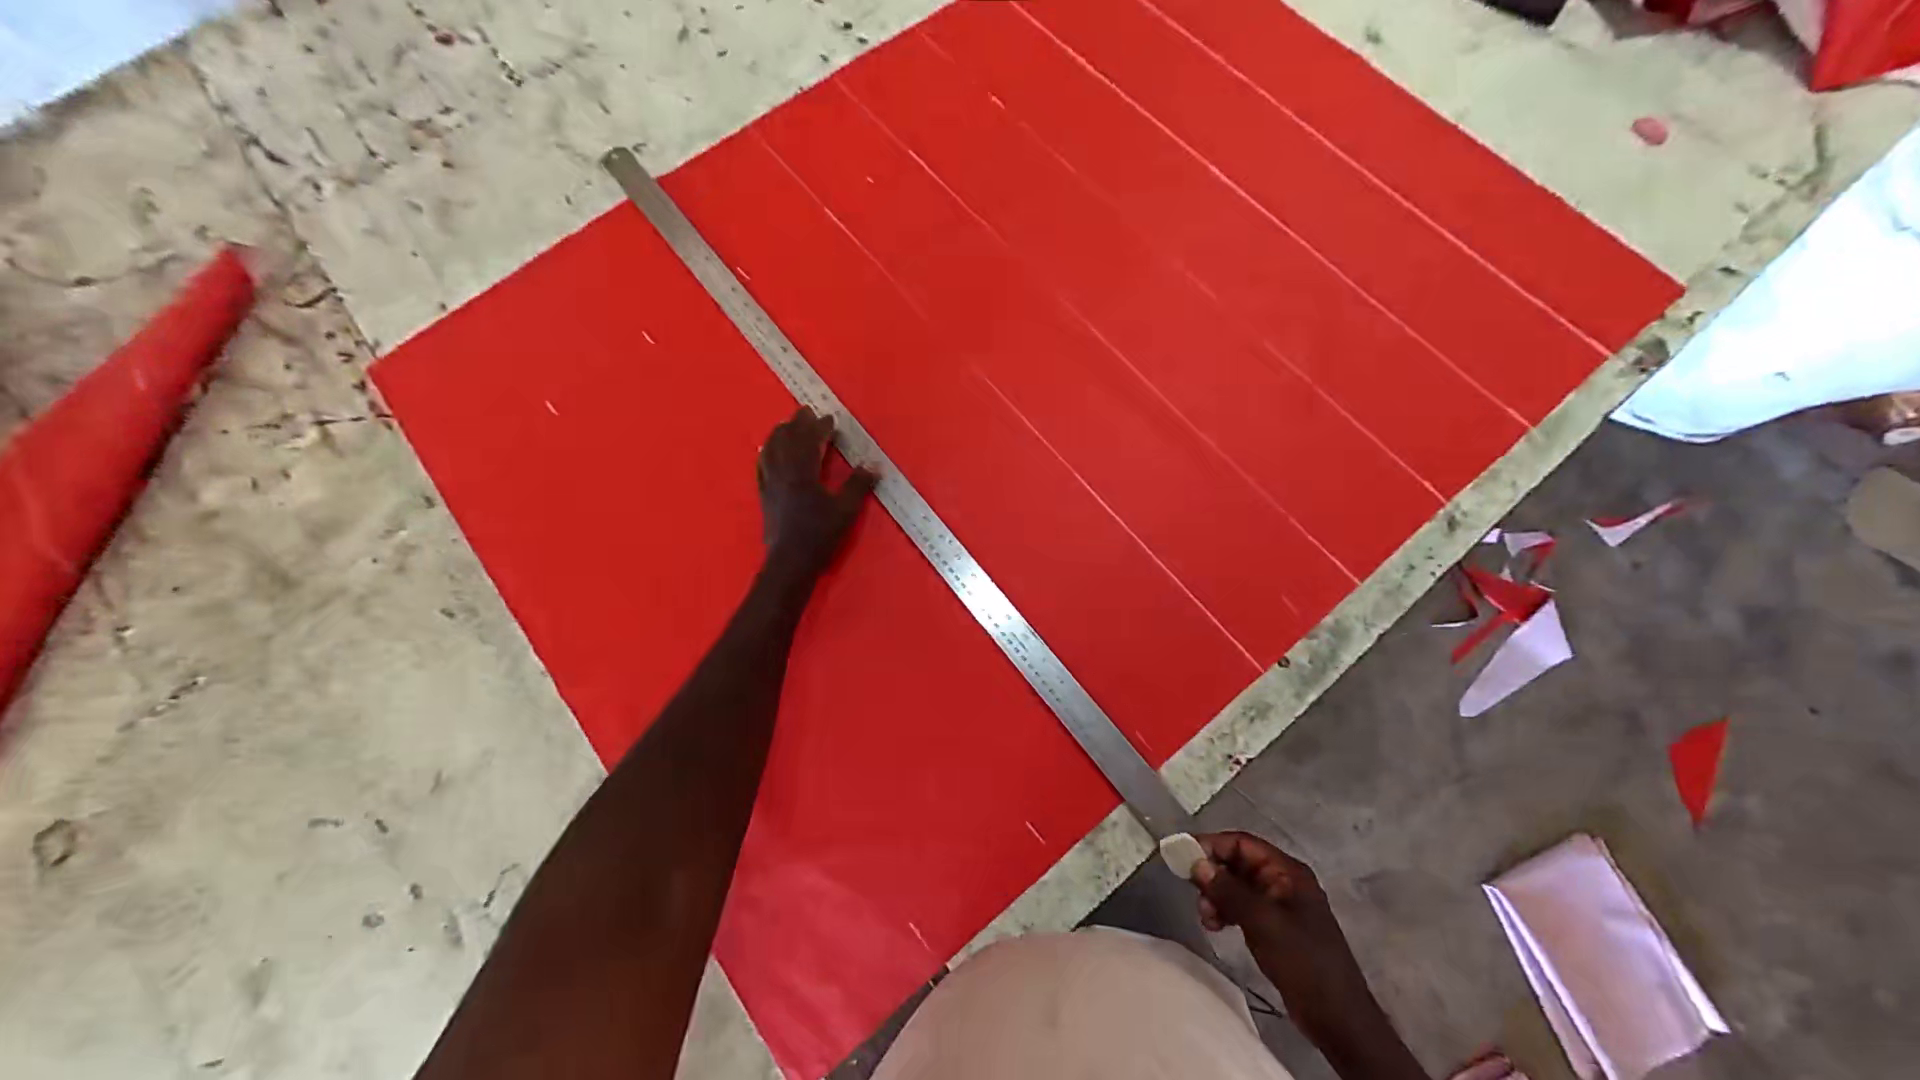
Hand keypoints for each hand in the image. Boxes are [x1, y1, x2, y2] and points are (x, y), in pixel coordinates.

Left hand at [757, 408, 876, 574]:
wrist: (790, 561)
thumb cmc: (820, 535)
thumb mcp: (846, 510)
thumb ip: (858, 485)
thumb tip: (873, 465)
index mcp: (803, 472)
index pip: (810, 441)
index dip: (820, 427)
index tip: (830, 419)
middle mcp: (783, 472)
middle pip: (787, 439)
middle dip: (798, 423)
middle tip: (807, 411)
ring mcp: (770, 483)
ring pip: (771, 449)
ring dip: (780, 433)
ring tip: (786, 425)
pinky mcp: (764, 495)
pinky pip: (762, 465)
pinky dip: (766, 452)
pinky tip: (766, 451)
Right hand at [1192, 833, 1424, 1079]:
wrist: (1338, 1018)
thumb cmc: (1304, 961)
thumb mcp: (1263, 922)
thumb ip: (1229, 890)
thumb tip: (1197, 864)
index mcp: (1287, 872)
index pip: (1243, 843)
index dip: (1212, 845)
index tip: (1183, 856)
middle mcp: (1283, 882)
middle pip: (1237, 863)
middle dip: (1212, 874)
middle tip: (1194, 893)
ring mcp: (1279, 906)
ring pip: (1236, 886)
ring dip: (1216, 896)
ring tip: (1206, 918)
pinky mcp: (1274, 928)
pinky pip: (1242, 907)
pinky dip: (1225, 911)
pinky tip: (1215, 926)